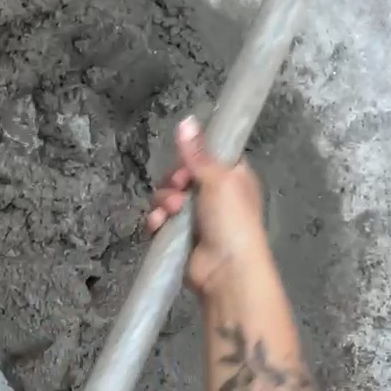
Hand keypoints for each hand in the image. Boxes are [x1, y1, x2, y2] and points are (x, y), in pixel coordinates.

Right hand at [146, 117, 270, 296]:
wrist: (226, 269)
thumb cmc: (232, 220)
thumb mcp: (218, 179)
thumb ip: (198, 152)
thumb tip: (185, 120)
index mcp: (231, 177)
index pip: (206, 157)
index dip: (192, 158)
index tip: (186, 163)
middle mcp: (214, 194)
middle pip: (181, 176)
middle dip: (173, 182)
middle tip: (179, 189)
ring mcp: (195, 217)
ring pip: (167, 197)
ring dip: (164, 202)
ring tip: (171, 213)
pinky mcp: (179, 236)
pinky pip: (160, 220)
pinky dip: (158, 221)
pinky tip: (160, 225)